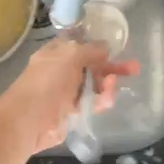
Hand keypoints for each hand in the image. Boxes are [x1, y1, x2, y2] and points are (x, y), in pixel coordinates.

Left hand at [0, 38, 140, 155]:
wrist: (29, 120)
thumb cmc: (48, 81)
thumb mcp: (71, 56)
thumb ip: (91, 50)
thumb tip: (106, 47)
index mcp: (58, 52)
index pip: (81, 44)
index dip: (98, 44)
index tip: (117, 46)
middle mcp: (63, 70)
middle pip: (93, 65)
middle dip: (112, 66)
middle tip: (133, 68)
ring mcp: (68, 92)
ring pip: (96, 85)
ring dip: (108, 84)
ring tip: (114, 84)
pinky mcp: (74, 112)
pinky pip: (94, 103)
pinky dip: (103, 100)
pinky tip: (108, 99)